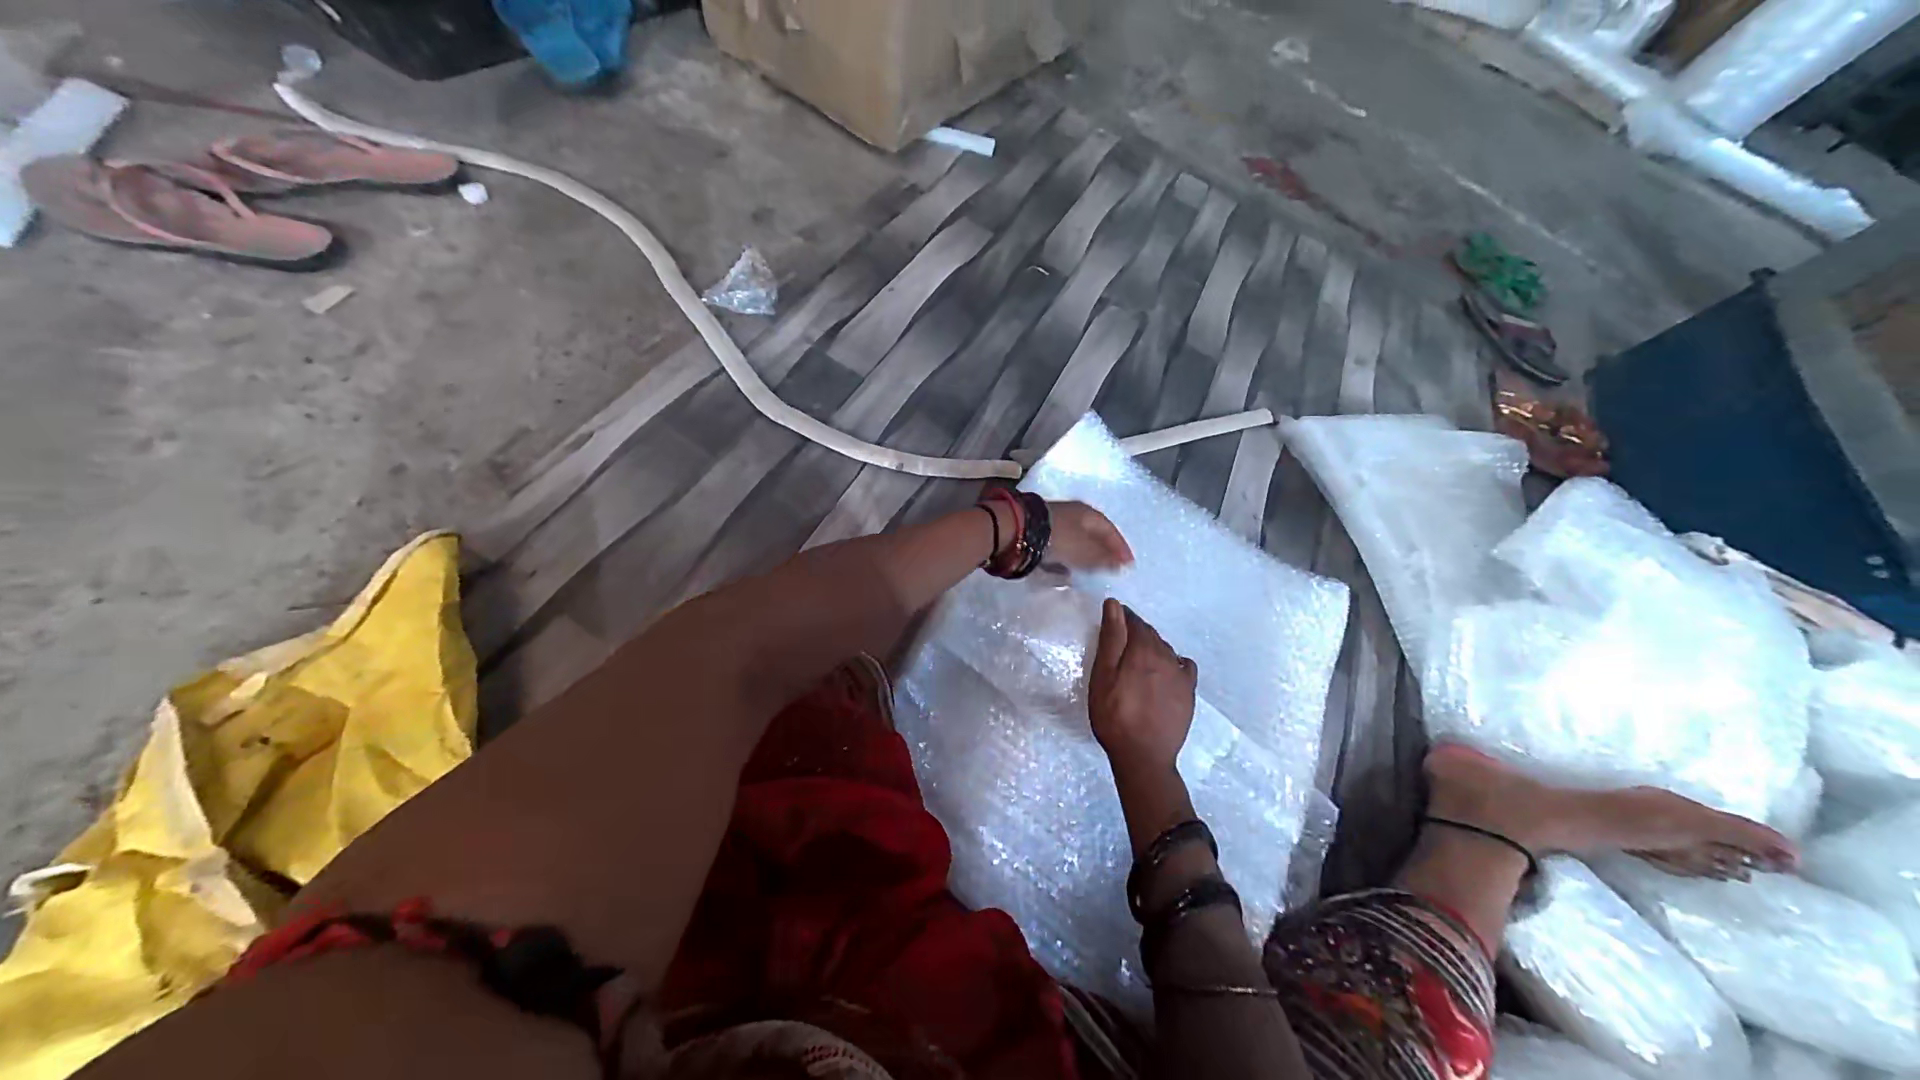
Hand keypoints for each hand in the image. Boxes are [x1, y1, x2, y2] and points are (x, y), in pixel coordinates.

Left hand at [1048, 502, 1133, 570]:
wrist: (1019, 529)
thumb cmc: (1059, 538)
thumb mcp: (1085, 550)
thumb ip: (1104, 558)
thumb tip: (1122, 564)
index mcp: (1089, 514)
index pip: (1111, 531)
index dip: (1121, 547)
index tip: (1129, 563)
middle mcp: (1075, 512)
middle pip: (1095, 533)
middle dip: (1104, 550)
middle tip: (1112, 566)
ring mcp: (1057, 519)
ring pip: (1078, 538)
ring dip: (1087, 552)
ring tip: (1092, 568)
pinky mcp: (1042, 529)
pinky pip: (1064, 543)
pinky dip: (1070, 553)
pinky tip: (1070, 564)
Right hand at [1088, 598, 1195, 779]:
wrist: (1143, 756)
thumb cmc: (1114, 716)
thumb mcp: (1103, 675)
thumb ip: (1111, 638)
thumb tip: (1115, 604)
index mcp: (1143, 649)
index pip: (1134, 621)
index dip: (1122, 616)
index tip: (1111, 617)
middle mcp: (1167, 657)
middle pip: (1151, 634)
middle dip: (1136, 630)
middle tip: (1120, 637)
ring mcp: (1181, 676)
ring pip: (1166, 649)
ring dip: (1152, 646)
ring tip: (1137, 656)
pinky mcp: (1189, 693)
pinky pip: (1185, 666)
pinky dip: (1174, 662)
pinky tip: (1167, 670)